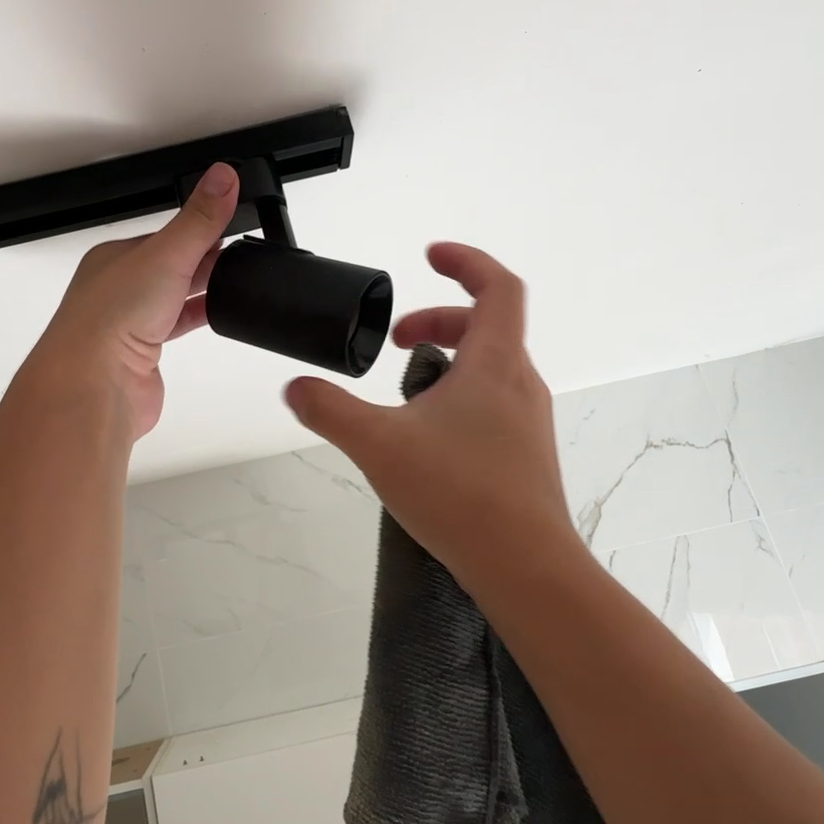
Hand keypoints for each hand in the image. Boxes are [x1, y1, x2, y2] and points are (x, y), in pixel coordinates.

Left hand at [28, 162, 238, 439]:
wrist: (94, 384)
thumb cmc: (109, 319)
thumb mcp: (167, 255)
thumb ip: (199, 219)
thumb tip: (223, 178)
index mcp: (115, 256)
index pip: (164, 235)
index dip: (199, 229)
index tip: (229, 222)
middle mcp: (118, 289)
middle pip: (170, 266)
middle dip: (203, 260)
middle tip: (237, 253)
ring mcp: (129, 323)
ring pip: (172, 298)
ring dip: (198, 290)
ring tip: (230, 282)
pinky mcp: (143, 355)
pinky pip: (175, 329)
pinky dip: (195, 319)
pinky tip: (211, 316)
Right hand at [283, 243, 583, 581]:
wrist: (527, 568)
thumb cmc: (459, 493)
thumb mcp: (378, 444)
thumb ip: (330, 410)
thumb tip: (295, 388)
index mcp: (494, 363)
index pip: (498, 287)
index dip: (466, 261)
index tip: (430, 255)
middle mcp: (520, 384)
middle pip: (487, 326)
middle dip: (437, 320)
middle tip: (397, 340)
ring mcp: (528, 422)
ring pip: (490, 367)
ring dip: (448, 360)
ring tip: (405, 391)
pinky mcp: (526, 455)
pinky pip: (493, 402)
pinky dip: (459, 395)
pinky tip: (427, 438)